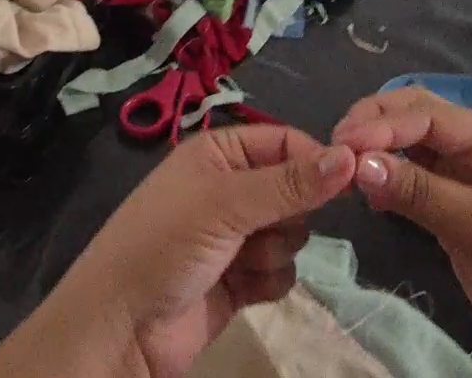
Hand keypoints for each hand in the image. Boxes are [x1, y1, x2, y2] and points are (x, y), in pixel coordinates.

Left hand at [0, 126, 356, 377]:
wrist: (121, 329)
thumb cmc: (166, 245)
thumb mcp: (227, 203)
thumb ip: (291, 183)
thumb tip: (350, 156)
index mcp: (219, 153)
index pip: (284, 142)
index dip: (315, 160)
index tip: (346, 181)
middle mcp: (229, 187)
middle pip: (295, 189)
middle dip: (289, 213)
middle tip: (264, 227)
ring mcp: (236, 235)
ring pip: (293, 232)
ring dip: (275, 249)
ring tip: (241, 261)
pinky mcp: (241, 278)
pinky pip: (283, 270)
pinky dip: (269, 279)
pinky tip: (242, 287)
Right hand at [333, 89, 471, 377]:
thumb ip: (421, 191)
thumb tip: (358, 162)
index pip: (427, 114)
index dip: (381, 124)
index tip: (340, 144)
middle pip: (416, 119)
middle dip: (374, 126)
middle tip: (332, 148)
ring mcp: (466, 182)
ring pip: (410, 148)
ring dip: (376, 151)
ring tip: (340, 169)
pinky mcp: (455, 214)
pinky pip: (413, 182)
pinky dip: (386, 180)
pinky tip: (365, 192)